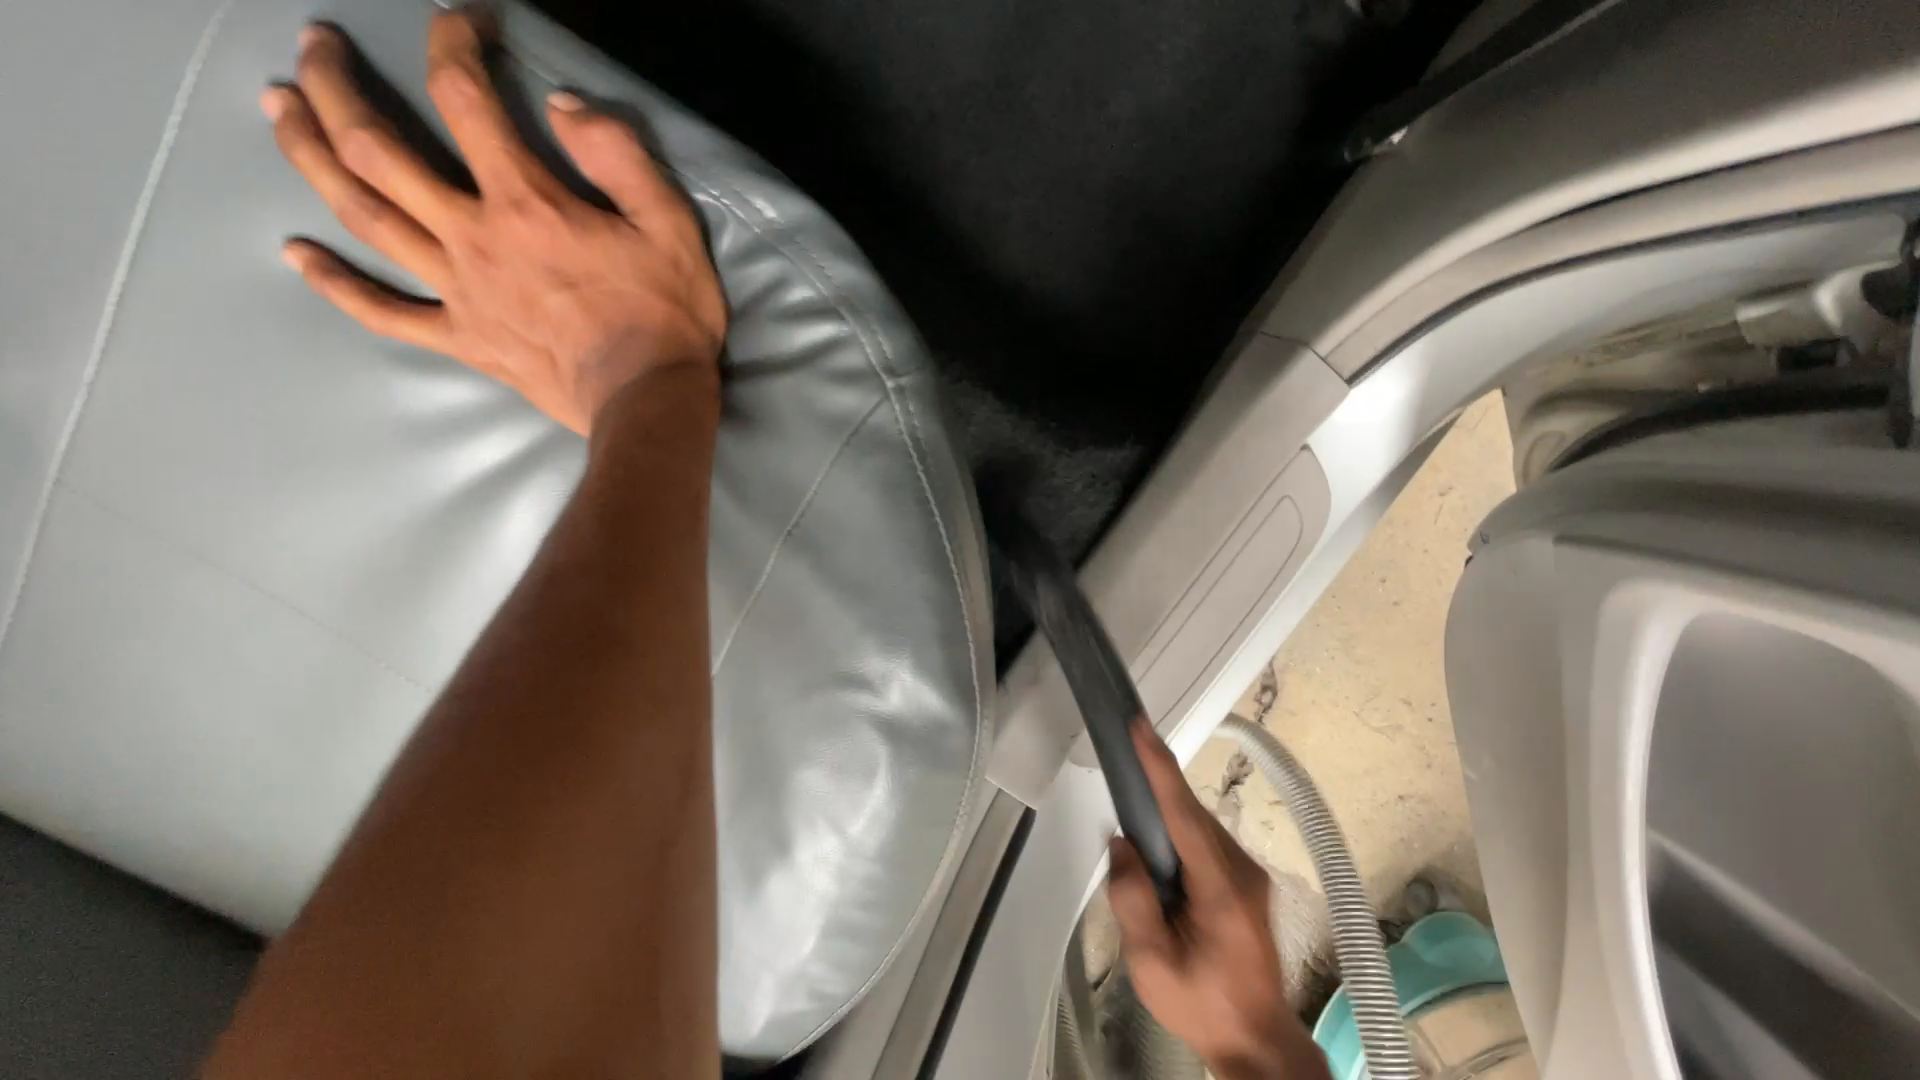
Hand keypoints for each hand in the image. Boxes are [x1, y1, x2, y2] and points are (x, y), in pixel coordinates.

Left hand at [262, 8, 726, 435]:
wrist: (650, 399)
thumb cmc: (666, 314)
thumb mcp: (671, 224)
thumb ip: (619, 156)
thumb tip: (563, 106)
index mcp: (526, 203)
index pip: (465, 100)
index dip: (452, 44)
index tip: (459, 21)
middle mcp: (473, 238)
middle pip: (377, 150)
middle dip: (337, 86)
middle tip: (317, 46)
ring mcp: (459, 291)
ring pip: (363, 216)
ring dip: (309, 156)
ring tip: (278, 108)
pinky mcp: (461, 339)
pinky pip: (384, 312)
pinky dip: (336, 283)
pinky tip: (296, 254)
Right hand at [1107, 723, 1329, 1079]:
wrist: (1258, 1041)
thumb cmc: (1203, 1005)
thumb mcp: (1151, 963)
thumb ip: (1133, 900)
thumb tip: (1122, 846)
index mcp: (1221, 888)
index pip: (1184, 812)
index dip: (1159, 766)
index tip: (1140, 727)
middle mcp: (1242, 871)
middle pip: (1192, 813)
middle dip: (1157, 789)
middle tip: (1123, 770)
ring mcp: (1250, 876)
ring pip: (1200, 826)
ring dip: (1167, 816)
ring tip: (1135, 823)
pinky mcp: (1248, 886)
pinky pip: (1207, 843)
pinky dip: (1180, 835)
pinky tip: (1160, 856)